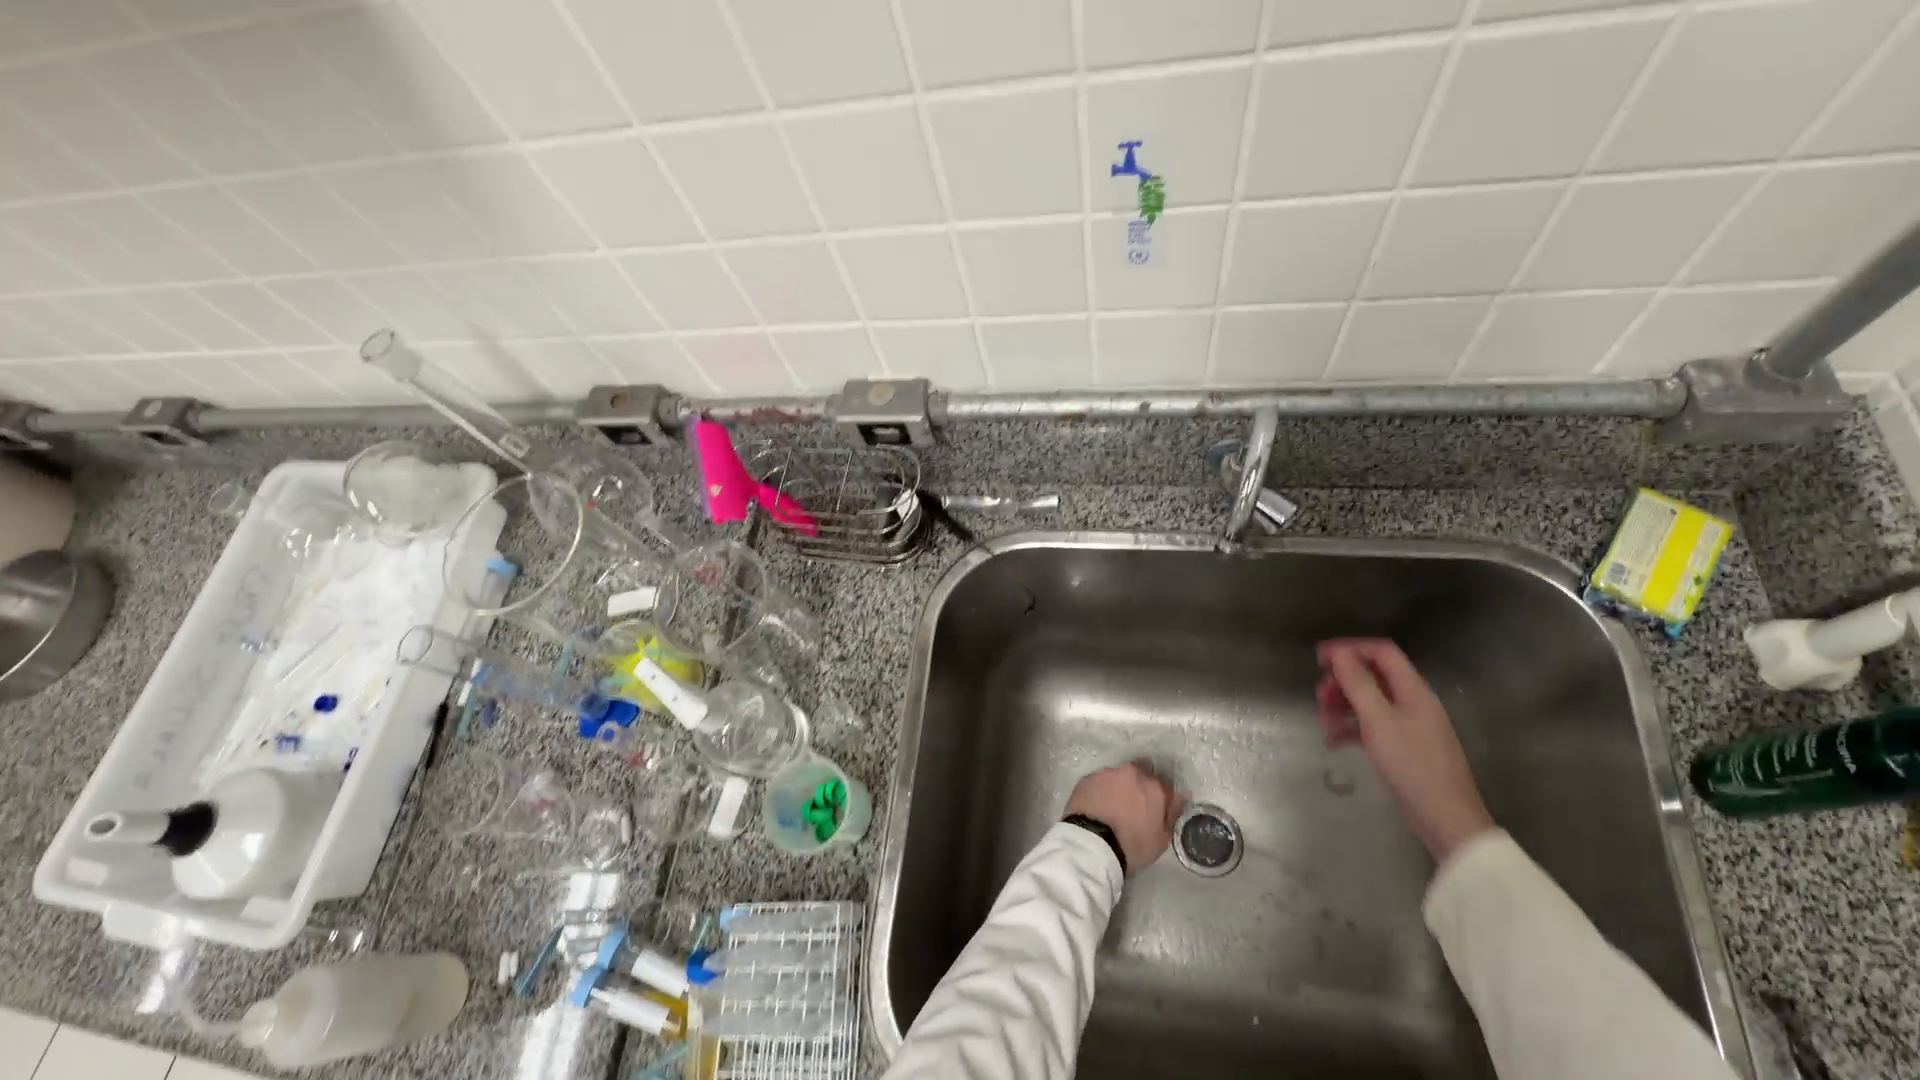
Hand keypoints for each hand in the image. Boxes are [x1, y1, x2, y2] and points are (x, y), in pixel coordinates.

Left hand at [1064, 763, 1185, 874]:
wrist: (1092, 844)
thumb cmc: (1132, 846)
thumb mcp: (1161, 840)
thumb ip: (1171, 815)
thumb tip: (1179, 798)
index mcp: (1155, 787)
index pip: (1164, 787)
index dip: (1160, 798)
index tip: (1154, 810)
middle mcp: (1133, 773)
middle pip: (1140, 776)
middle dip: (1138, 787)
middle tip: (1132, 807)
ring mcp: (1108, 773)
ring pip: (1117, 777)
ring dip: (1117, 788)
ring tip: (1110, 808)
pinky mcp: (1087, 778)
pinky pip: (1098, 783)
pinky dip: (1099, 792)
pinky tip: (1095, 807)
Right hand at [1316, 638, 1494, 863]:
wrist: (1445, 816)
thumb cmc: (1411, 764)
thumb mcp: (1379, 721)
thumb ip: (1359, 684)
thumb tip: (1341, 653)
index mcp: (1413, 689)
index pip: (1381, 652)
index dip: (1350, 649)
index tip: (1320, 659)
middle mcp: (1413, 702)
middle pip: (1374, 676)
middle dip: (1343, 681)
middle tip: (1319, 695)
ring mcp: (1409, 725)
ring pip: (1371, 702)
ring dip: (1344, 705)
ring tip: (1323, 720)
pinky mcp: (1404, 747)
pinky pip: (1373, 726)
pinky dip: (1352, 729)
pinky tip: (1334, 742)